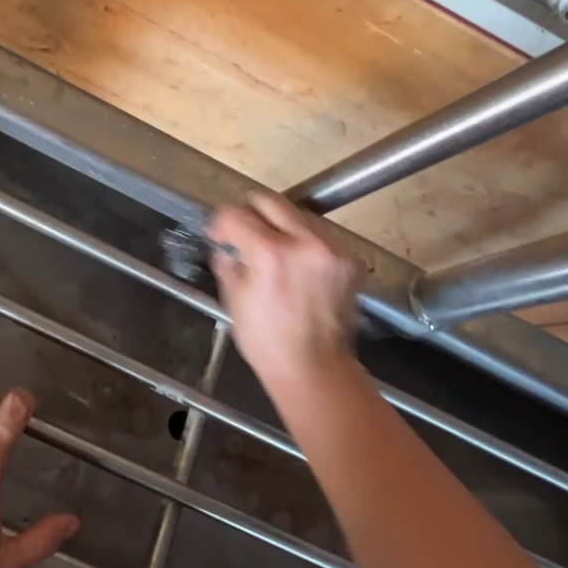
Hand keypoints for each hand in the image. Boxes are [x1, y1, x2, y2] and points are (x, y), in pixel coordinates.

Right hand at [208, 192, 363, 386]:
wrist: (314, 366)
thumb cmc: (267, 341)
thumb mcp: (235, 301)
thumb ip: (228, 263)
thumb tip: (227, 247)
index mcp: (270, 253)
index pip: (236, 215)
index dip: (220, 223)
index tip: (218, 235)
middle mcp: (305, 242)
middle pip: (270, 201)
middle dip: (249, 213)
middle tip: (241, 232)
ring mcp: (332, 249)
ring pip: (298, 213)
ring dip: (279, 224)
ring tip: (271, 248)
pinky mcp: (349, 259)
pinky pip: (320, 234)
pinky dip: (303, 239)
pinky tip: (296, 260)